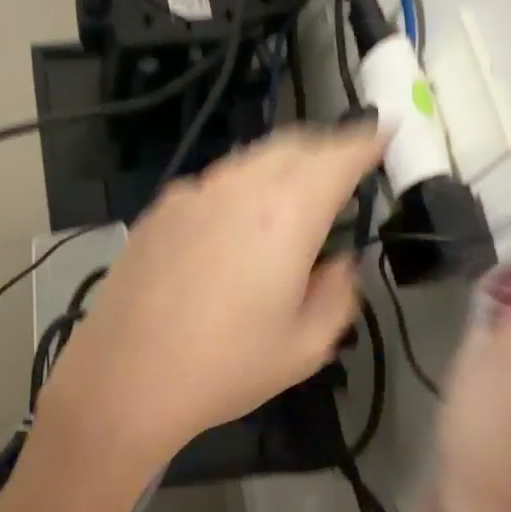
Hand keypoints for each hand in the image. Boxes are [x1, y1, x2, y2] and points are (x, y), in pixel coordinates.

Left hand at [34, 124, 387, 490]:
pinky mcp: (156, 212)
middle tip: (346, 165)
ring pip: (247, 161)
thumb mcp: (306, 346)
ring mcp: (188, 196)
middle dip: (325, 147)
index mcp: (284, 214)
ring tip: (294, 192)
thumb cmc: (224, 369)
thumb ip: (337, 292)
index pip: (338, 156)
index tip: (386, 133)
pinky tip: (235, 222)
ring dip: (280, 165)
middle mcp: (235, 189)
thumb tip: (337, 262)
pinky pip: (210, 184)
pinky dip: (237, 187)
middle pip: (291, 145)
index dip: (367, 141)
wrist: (124, 378)